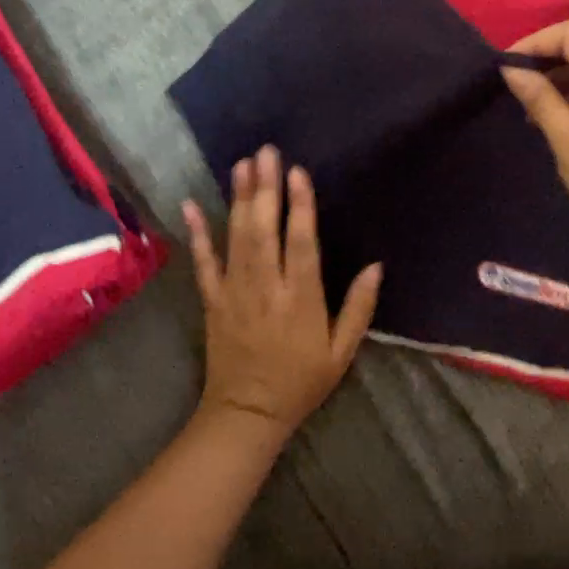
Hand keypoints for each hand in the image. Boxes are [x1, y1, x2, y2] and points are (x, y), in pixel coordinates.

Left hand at [183, 146, 382, 439]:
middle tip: (266, 152)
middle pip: (264, 231)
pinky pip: (203, 263)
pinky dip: (198, 233)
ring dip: (240, 199)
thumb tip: (376, 266)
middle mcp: (266, 288)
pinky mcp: (212, 300)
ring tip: (243, 165)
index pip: (301, 243)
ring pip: (237, 238)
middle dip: (266, 189)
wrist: (247, 415)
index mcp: (301, 299)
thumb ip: (359, 308)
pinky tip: (192, 205)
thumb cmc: (301, 382)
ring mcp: (235, 292)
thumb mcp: (341, 352)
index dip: (299, 206)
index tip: (297, 172)